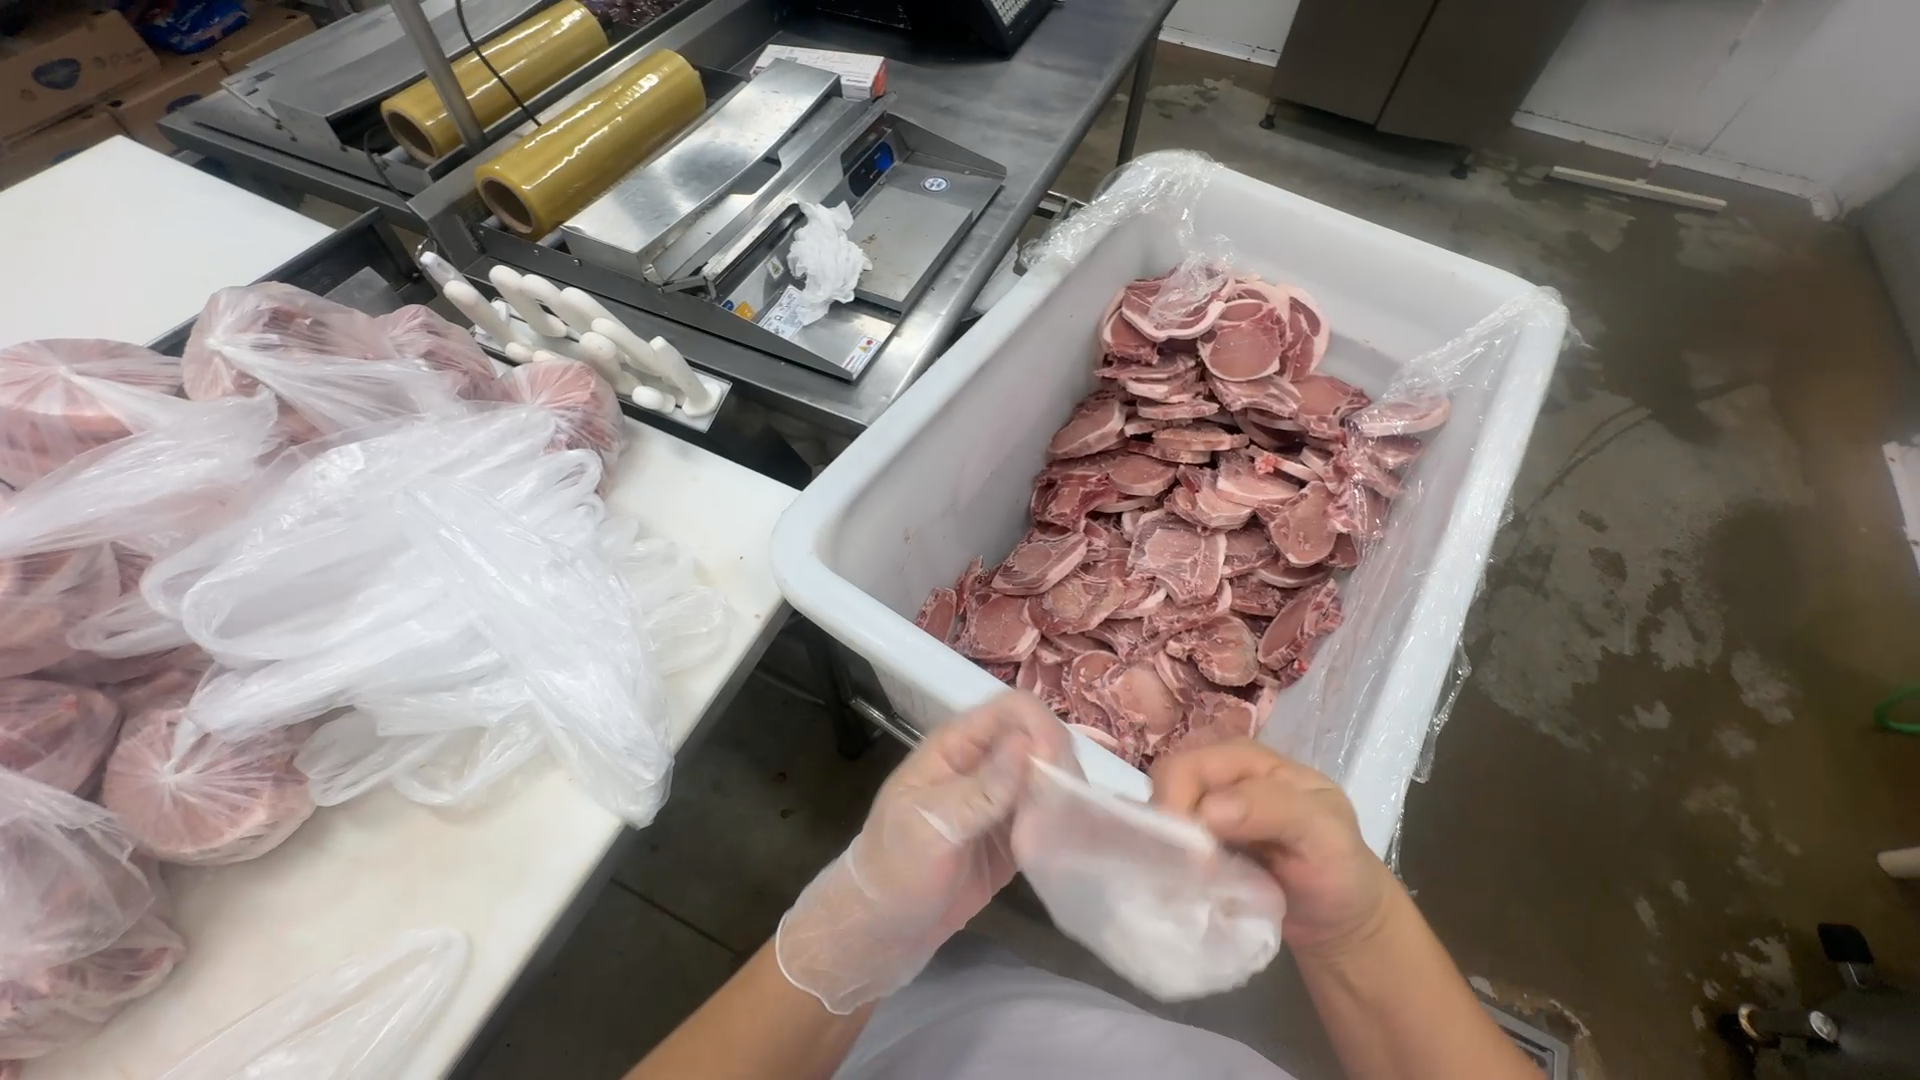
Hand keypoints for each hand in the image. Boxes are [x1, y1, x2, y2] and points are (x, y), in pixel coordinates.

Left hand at [776, 692, 1071, 1013]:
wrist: (883, 928)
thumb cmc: (893, 868)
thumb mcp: (930, 828)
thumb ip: (980, 790)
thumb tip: (1027, 744)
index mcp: (956, 746)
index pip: (1014, 710)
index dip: (1042, 731)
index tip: (1055, 776)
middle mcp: (984, 762)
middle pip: (1042, 741)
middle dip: (1058, 775)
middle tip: (1054, 823)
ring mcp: (1002, 798)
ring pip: (1052, 779)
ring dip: (1064, 806)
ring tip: (1055, 846)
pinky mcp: (1015, 833)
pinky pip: (1050, 817)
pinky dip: (1063, 830)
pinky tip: (1064, 853)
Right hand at [1150, 740, 1393, 960]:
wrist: (1343, 918)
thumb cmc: (1340, 868)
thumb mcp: (1324, 833)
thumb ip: (1273, 809)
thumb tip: (1207, 810)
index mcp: (1245, 759)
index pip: (1187, 767)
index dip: (1178, 807)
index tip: (1194, 861)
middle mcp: (1216, 776)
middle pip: (1164, 786)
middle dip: (1170, 829)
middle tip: (1188, 873)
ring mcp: (1203, 810)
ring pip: (1159, 816)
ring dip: (1168, 849)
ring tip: (1191, 882)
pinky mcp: (1196, 843)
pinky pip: (1166, 844)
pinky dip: (1170, 864)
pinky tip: (1189, 886)